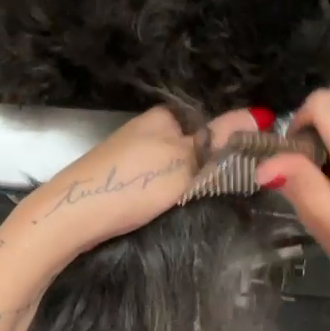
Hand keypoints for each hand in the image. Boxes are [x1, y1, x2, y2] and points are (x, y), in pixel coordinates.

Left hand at [20, 106, 262, 256]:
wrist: (70, 216)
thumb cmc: (131, 185)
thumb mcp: (183, 163)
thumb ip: (219, 143)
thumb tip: (259, 115)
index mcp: (164, 116)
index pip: (213, 126)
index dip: (230, 149)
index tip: (244, 176)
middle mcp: (145, 129)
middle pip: (192, 148)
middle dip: (206, 169)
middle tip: (220, 197)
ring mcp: (128, 155)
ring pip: (173, 168)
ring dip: (185, 186)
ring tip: (193, 207)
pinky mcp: (115, 181)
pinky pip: (153, 184)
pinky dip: (162, 197)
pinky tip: (162, 212)